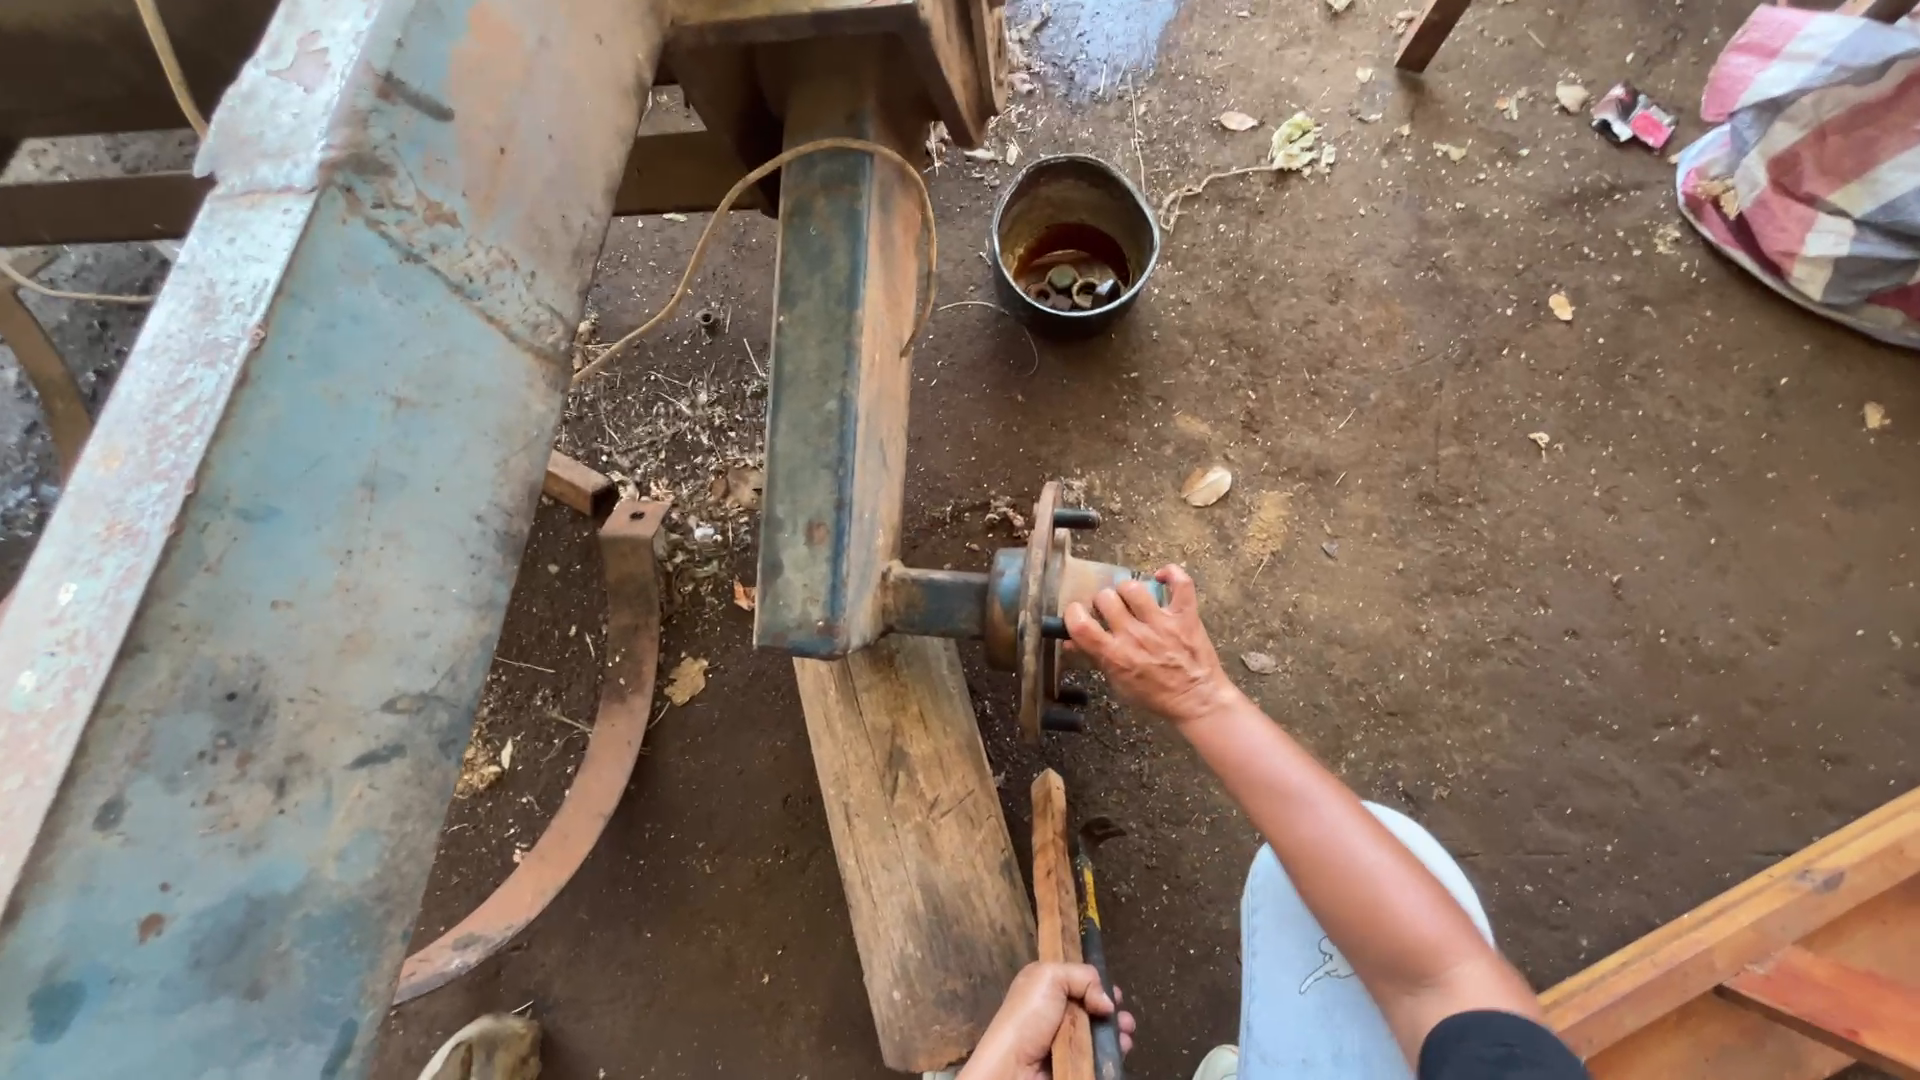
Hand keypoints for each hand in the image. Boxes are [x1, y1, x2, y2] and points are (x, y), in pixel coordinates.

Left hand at [958, 962, 1134, 1079]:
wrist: (1014, 1068)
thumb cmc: (1028, 1017)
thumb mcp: (1049, 977)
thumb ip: (1082, 976)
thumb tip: (1107, 1002)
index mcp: (1045, 985)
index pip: (1077, 979)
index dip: (1097, 984)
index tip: (1114, 993)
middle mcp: (1056, 1010)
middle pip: (1092, 1006)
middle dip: (1112, 1011)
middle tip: (1124, 1018)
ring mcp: (1065, 1038)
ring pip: (1098, 1032)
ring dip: (1116, 1032)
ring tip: (1126, 1035)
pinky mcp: (1073, 1061)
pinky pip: (1097, 1054)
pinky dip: (1112, 1052)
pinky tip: (1121, 1050)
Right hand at [1063, 565, 1234, 725]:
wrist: (1197, 701)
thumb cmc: (1156, 696)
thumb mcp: (1118, 684)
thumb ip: (1094, 658)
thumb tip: (1070, 642)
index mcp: (1114, 655)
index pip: (1080, 625)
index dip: (1073, 613)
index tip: (1078, 613)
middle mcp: (1135, 636)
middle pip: (1105, 598)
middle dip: (1102, 601)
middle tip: (1110, 610)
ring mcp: (1161, 623)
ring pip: (1133, 587)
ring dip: (1127, 590)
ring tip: (1131, 599)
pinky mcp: (1185, 616)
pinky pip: (1180, 583)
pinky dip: (1171, 574)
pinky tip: (1161, 577)